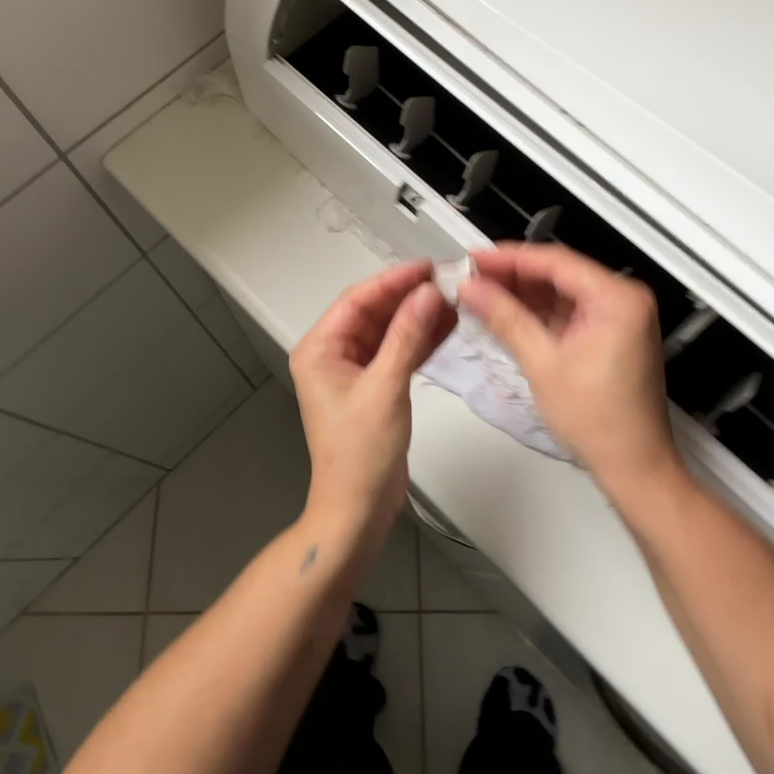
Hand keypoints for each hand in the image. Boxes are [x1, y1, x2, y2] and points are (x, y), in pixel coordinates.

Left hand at [290, 260, 455, 529]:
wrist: (358, 507)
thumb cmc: (360, 453)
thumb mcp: (385, 388)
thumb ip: (407, 337)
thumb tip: (428, 294)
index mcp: (319, 350)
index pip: (357, 300)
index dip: (393, 280)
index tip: (428, 267)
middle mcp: (332, 355)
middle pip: (373, 312)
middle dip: (409, 297)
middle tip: (447, 281)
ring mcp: (353, 371)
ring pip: (389, 331)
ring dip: (418, 318)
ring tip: (454, 301)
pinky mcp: (374, 387)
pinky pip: (397, 353)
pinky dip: (420, 342)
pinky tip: (447, 327)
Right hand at [458, 243, 677, 488]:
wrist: (633, 466)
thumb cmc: (601, 422)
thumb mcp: (542, 363)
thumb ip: (505, 318)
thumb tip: (473, 290)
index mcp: (618, 300)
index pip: (555, 262)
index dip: (510, 258)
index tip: (475, 259)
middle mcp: (625, 301)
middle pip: (558, 274)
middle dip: (512, 277)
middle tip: (471, 278)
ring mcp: (619, 319)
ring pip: (560, 293)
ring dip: (521, 295)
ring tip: (481, 296)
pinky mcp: (610, 336)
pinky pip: (567, 313)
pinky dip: (537, 314)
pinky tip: (505, 315)